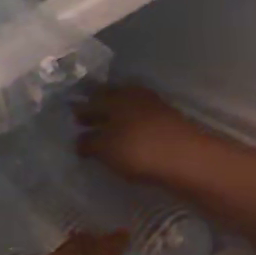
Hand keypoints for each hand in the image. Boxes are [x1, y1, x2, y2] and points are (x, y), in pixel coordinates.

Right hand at [73, 85, 225, 187]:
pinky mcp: (166, 122)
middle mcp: (134, 96)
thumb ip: (89, 143)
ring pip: (126, 109)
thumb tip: (78, 141)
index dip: (80, 110)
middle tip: (84, 121)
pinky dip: (129, 126)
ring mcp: (153, 107)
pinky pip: (139, 120)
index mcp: (115, 97)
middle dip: (97, 109)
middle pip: (111, 100)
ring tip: (104, 131)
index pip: (92, 101)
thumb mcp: (106, 148)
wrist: (184, 158)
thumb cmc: (138, 149)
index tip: (71, 118)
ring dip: (114, 118)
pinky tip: (125, 138)